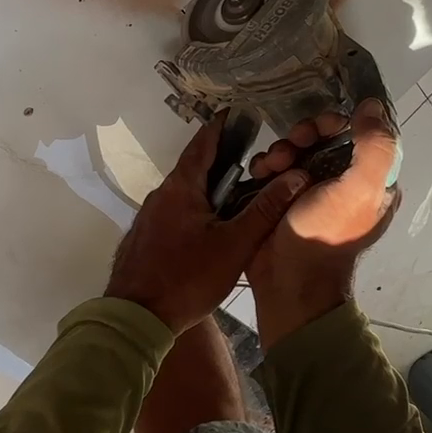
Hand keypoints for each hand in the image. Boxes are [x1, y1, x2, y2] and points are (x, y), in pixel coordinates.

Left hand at [105, 114, 310, 333]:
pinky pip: (174, 211)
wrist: (135, 318)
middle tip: (250, 157)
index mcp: (181, 187)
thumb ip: (265, 209)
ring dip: (207, 187)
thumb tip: (296, 176)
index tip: (237, 114)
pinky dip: (194, 207)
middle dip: (220, 159)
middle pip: (194, 167)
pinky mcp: (145, 237)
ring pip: (184, 192)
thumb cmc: (188, 278)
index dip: (220, 126)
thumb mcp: (235, 245)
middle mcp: (160, 194)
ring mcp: (148, 216)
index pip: (203, 143)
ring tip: (236, 192)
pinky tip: (209, 224)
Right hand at [245, 99, 401, 346]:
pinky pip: (273, 165)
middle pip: (324, 135)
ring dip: (281, 149)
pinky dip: (265, 164)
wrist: (287, 280)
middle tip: (291, 146)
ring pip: (295, 147)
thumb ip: (374, 147)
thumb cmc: (326, 234)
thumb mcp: (360, 190)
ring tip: (270, 167)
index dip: (339, 121)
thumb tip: (372, 105)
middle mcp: (343, 179)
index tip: (322, 126)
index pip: (359, 131)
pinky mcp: (281, 195)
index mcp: (371, 179)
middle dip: (304, 134)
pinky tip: (260, 174)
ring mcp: (310, 187)